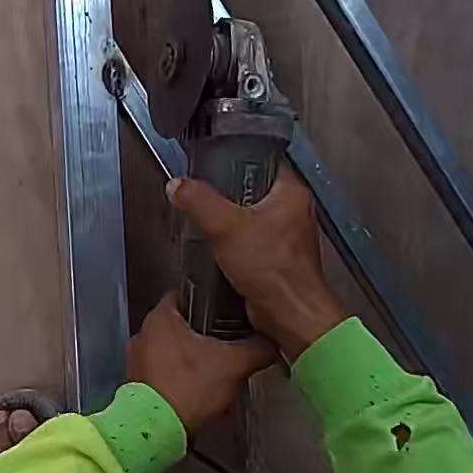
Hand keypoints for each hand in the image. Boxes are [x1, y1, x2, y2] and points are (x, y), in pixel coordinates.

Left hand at [125, 295, 275, 430]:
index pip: (184, 293)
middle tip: (228, 343)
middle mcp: (143, 332)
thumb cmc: (190, 386)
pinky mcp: (136, 380)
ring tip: (218, 370)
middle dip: (203, 334)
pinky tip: (200, 390)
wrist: (156, 429)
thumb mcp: (232, 364)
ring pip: (172, 349)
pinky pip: (164, 370)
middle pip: (180, 324)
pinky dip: (181, 376)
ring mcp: (136, 357)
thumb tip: (272, 343)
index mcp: (160, 317)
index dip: (207, 299)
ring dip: (193, 358)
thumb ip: (256, 348)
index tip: (226, 309)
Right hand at [166, 165, 347, 359]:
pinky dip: (232, 241)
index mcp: (291, 193)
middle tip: (204, 195)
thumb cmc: (274, 271)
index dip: (237, 160)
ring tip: (206, 220)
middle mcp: (293, 211)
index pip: (264, 161)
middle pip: (253, 189)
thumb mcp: (225, 227)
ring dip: (228, 220)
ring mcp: (285, 235)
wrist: (288, 313)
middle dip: (226, 194)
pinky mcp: (275, 257)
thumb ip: (198, 202)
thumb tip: (178, 186)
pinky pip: (249, 239)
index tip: (214, 164)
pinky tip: (216, 246)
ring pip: (250, 216)